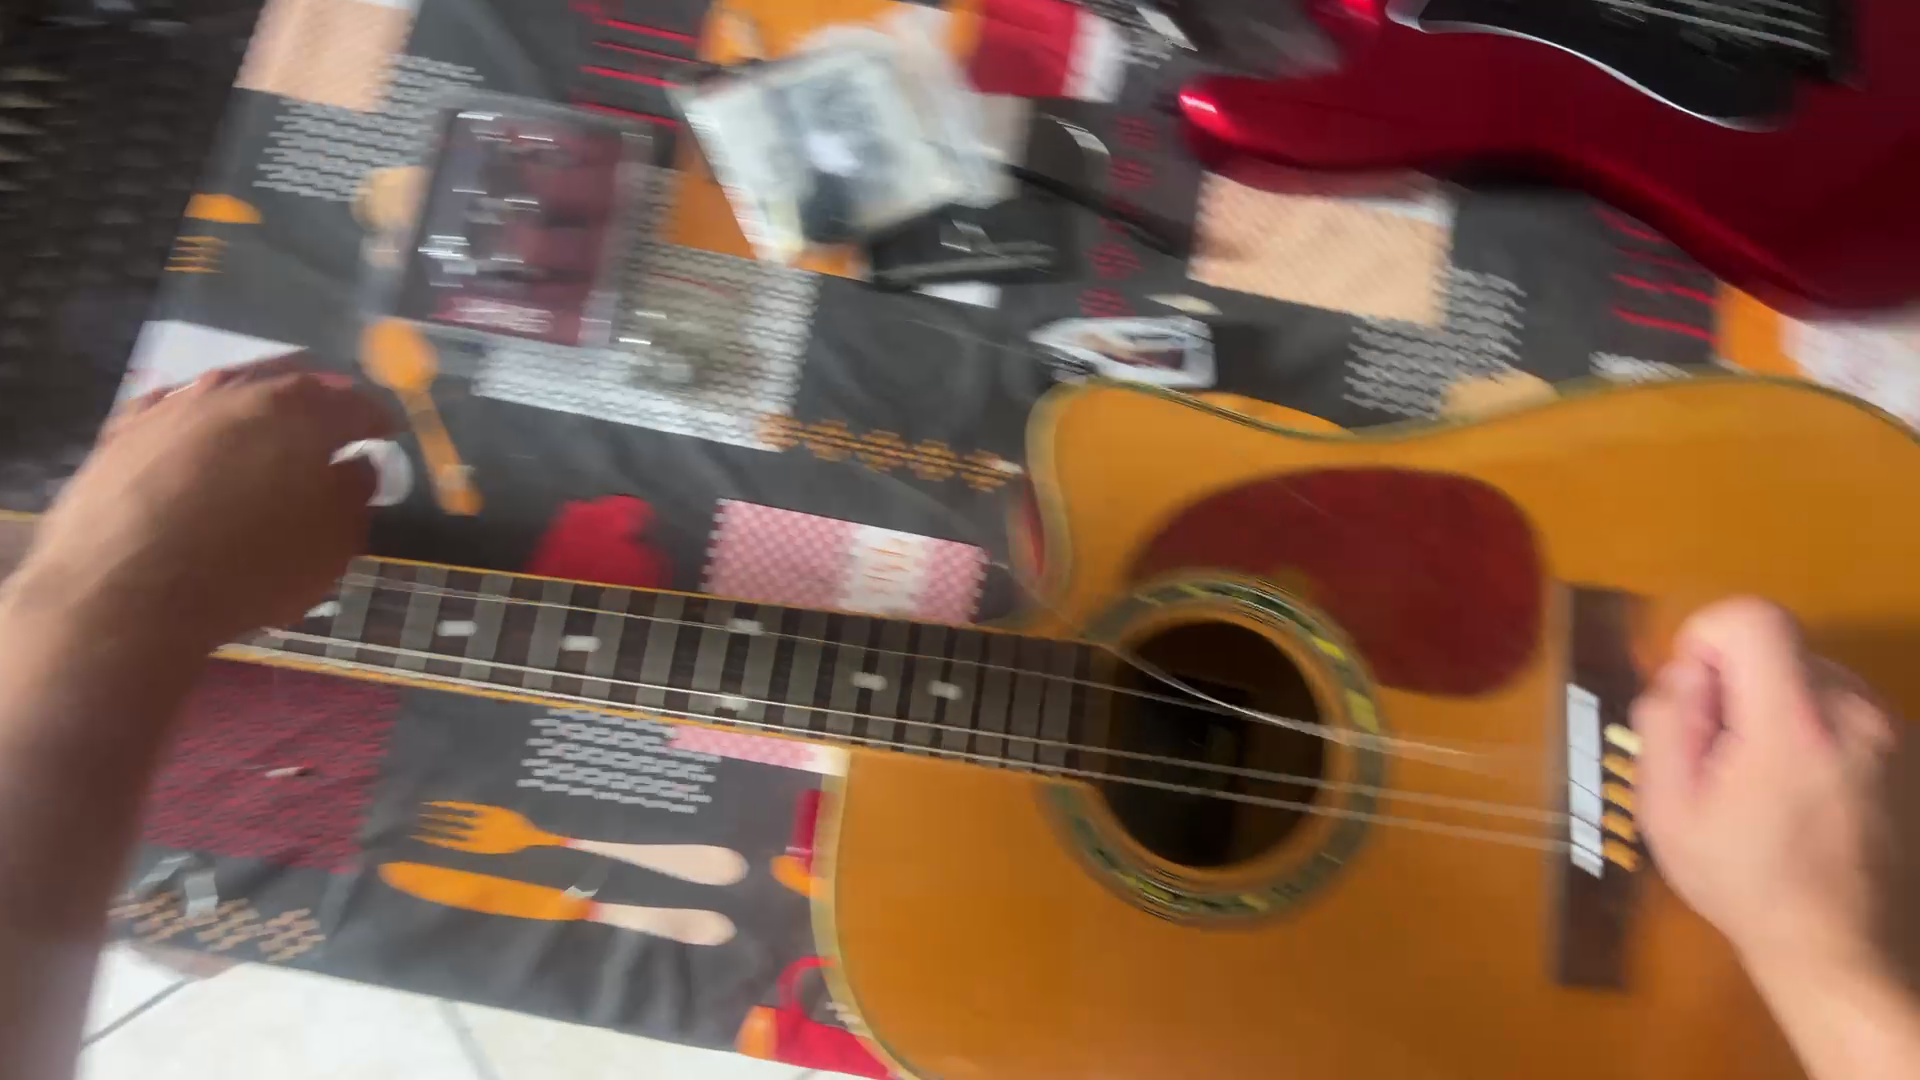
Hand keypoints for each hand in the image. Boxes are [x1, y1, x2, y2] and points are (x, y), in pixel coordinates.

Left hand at [9, 357, 393, 650]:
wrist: (121, 597)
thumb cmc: (255, 565)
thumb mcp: (338, 536)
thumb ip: (357, 490)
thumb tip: (356, 465)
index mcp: (302, 412)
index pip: (358, 403)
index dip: (380, 420)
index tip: (391, 436)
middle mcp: (236, 394)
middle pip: (293, 380)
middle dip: (324, 399)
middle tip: (342, 423)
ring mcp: (172, 409)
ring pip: (233, 388)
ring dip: (264, 404)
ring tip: (281, 431)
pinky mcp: (121, 435)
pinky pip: (179, 411)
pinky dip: (207, 419)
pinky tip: (213, 437)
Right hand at [1635, 597, 1899, 984]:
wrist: (1841, 950)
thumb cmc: (1735, 873)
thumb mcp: (1664, 799)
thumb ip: (1668, 719)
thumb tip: (1688, 672)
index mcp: (1792, 724)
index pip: (1753, 619)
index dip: (1704, 638)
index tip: (1693, 693)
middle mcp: (1858, 717)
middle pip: (1776, 645)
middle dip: (1729, 680)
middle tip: (1711, 749)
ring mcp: (1894, 738)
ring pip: (1805, 673)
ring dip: (1763, 702)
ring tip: (1749, 771)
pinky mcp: (1906, 757)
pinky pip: (1834, 705)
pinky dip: (1798, 724)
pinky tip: (1787, 783)